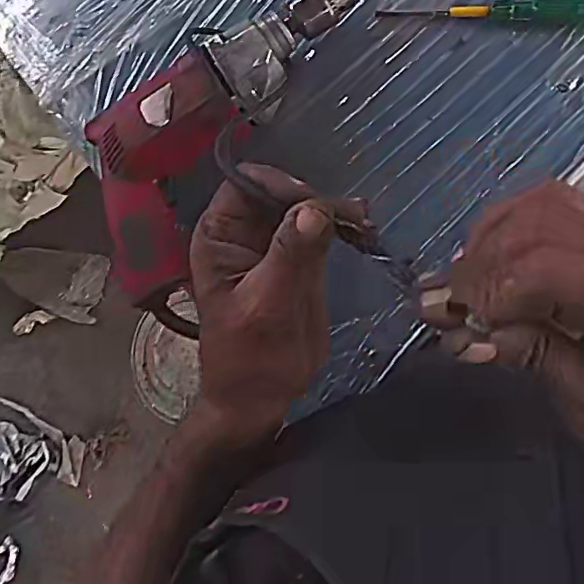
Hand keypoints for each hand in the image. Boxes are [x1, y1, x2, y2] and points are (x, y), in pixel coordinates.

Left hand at [186, 165, 352, 449]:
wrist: (260, 399)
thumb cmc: (248, 358)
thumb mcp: (266, 305)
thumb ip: (290, 255)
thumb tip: (315, 209)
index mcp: (220, 235)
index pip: (244, 184)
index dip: (277, 184)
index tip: (311, 203)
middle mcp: (244, 231)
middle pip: (280, 190)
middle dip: (314, 197)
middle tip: (351, 215)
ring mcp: (275, 242)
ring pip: (305, 206)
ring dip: (335, 209)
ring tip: (363, 221)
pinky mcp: (301, 257)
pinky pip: (321, 228)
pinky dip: (343, 225)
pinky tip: (363, 230)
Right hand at [432, 181, 583, 516]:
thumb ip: (540, 360)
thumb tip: (472, 329)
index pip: (553, 267)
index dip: (490, 287)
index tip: (452, 316)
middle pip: (547, 220)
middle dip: (484, 258)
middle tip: (446, 301)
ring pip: (551, 203)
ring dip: (495, 236)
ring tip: (466, 282)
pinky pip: (563, 213)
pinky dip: (517, 231)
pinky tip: (496, 263)